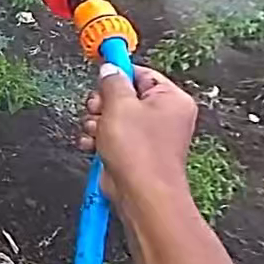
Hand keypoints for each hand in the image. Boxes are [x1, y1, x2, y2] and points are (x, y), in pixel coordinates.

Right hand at [77, 63, 198, 206]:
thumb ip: (112, 82)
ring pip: (112, 116)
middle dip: (102, 104)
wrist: (141, 194)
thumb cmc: (139, 153)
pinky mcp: (133, 151)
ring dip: (97, 123)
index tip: (101, 73)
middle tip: (98, 111)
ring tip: (97, 133)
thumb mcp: (119, 105)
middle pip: (123, 95)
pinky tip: (93, 146)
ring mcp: (148, 135)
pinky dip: (98, 139)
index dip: (118, 74)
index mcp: (171, 99)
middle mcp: (163, 116)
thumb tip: (109, 69)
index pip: (141, 73)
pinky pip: (111, 136)